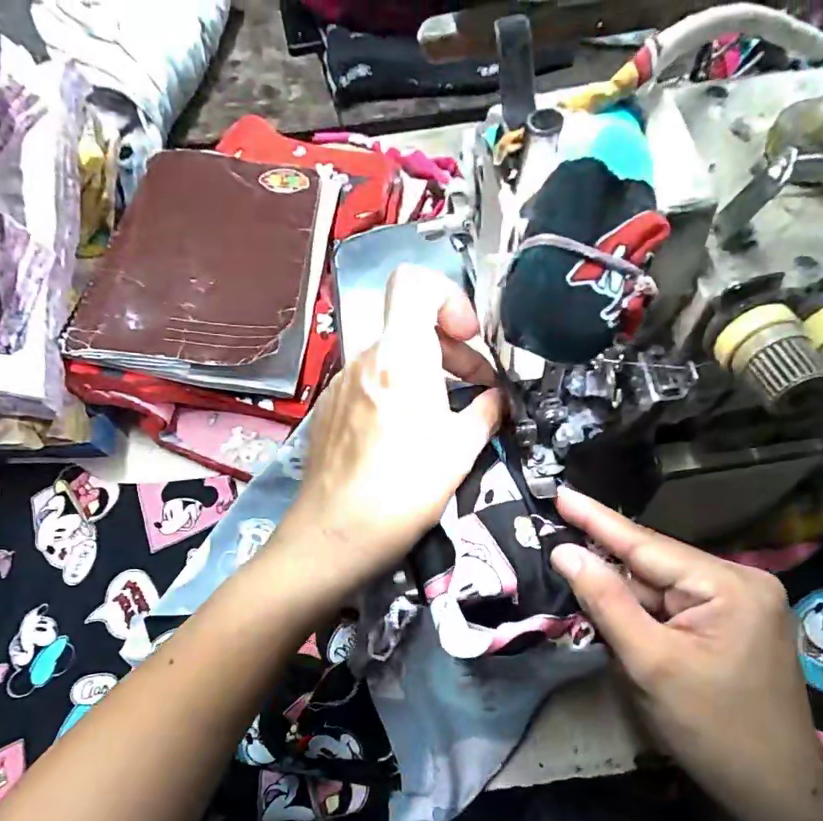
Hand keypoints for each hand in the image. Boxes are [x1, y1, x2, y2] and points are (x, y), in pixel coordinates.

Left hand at [275, 265, 502, 594]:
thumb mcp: (460, 451)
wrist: (335, 535)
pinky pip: (368, 389)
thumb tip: (496, 401)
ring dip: (422, 380)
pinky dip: (393, 400)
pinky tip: (401, 443)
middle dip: (449, 353)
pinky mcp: (326, 413)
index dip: (448, 297)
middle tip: (475, 392)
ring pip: (389, 363)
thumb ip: (484, 413)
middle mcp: (364, 361)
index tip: (468, 337)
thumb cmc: (404, 490)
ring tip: (441, 424)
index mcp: (401, 357)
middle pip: (408, 329)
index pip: (414, 283)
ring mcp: (339, 386)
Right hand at [549, 488, 822, 820]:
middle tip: (555, 557)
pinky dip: (645, 620)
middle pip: (655, 568)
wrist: (774, 792)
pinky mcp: (733, 630)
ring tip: (590, 612)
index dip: (597, 520)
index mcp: (730, 585)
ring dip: (625, 603)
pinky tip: (624, 630)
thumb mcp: (651, 664)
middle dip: (607, 572)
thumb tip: (566, 553)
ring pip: (663, 592)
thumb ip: (607, 602)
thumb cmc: (713, 729)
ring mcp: (741, 607)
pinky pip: (676, 611)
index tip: (561, 490)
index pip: (649, 545)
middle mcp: (741, 583)